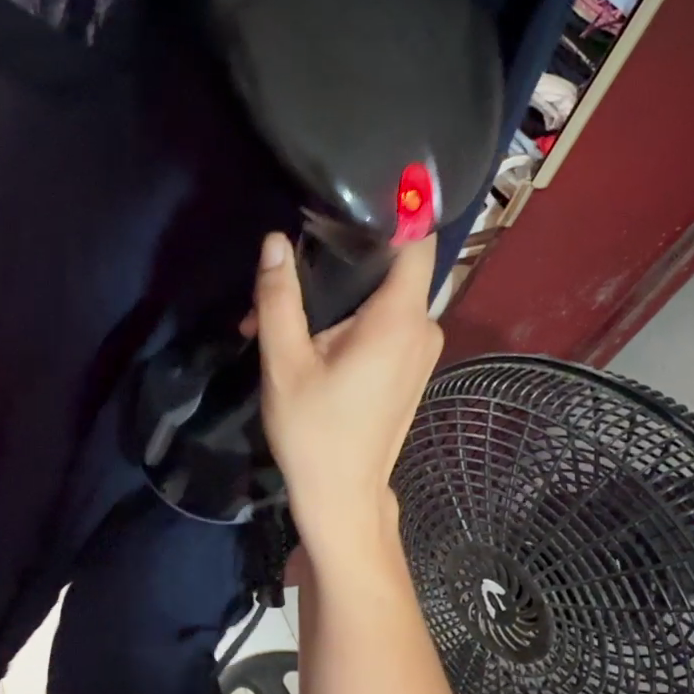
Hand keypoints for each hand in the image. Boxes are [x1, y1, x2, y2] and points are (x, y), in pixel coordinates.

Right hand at [248, 232, 442, 550]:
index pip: (414, 241)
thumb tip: (272, 242)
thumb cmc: (313, 429)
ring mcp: (421, 350)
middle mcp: (422, 327)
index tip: (352, 200)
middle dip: (336, 271)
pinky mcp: (411, 368)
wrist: (342, 493)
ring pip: (382, 302)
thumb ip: (279, 298)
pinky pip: (385, 327)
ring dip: (335, 304)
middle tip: (279, 287)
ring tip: (278, 326)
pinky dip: (349, 325)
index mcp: (397, 319)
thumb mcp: (283, 361)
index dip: (393, 212)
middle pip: (388, 271)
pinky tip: (306, 346)